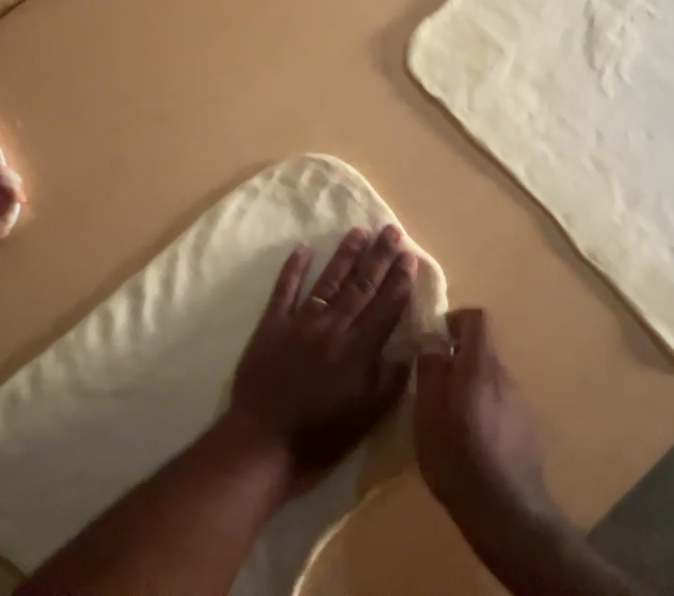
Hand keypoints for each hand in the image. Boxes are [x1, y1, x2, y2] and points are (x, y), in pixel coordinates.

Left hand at [226, 225, 417, 489]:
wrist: (263, 443)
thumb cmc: (321, 437)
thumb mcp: (368, 417)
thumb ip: (391, 380)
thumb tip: (410, 348)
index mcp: (359, 350)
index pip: (386, 306)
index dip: (399, 279)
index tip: (409, 255)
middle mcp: (333, 328)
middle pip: (361, 285)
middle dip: (379, 256)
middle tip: (391, 230)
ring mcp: (300, 323)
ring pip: (328, 281)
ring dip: (344, 255)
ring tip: (358, 231)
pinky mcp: (271, 325)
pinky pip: (284, 290)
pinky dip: (293, 269)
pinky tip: (303, 249)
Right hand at [415, 309, 554, 530]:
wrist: (506, 511)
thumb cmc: (457, 457)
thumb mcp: (428, 412)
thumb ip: (430, 370)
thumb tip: (431, 340)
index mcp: (481, 366)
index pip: (477, 319)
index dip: (454, 320)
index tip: (434, 338)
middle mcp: (506, 377)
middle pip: (482, 350)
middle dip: (456, 359)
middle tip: (430, 384)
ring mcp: (520, 403)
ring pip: (489, 379)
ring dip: (468, 386)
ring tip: (446, 417)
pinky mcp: (526, 428)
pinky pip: (499, 403)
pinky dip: (482, 409)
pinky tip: (468, 441)